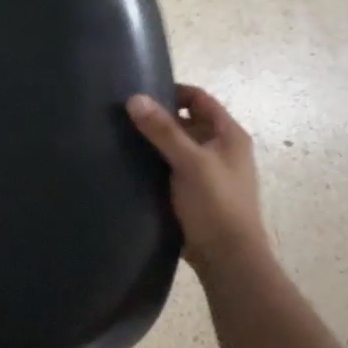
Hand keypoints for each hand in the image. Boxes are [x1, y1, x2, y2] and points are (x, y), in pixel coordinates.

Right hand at [127, 85, 268, 275]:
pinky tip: (129, 162)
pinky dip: (152, 160)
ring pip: (175, 143)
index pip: (199, 99)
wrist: (227, 257)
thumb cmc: (216, 204)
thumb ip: (163, 130)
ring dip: (153, 139)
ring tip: (119, 135)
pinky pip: (169, 164)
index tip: (139, 93)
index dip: (172, 91)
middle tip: (121, 114)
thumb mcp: (190, 162)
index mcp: (229, 136)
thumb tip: (134, 98)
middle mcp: (219, 148)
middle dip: (157, 116)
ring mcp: (206, 169)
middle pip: (185, 120)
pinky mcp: (191, 188)